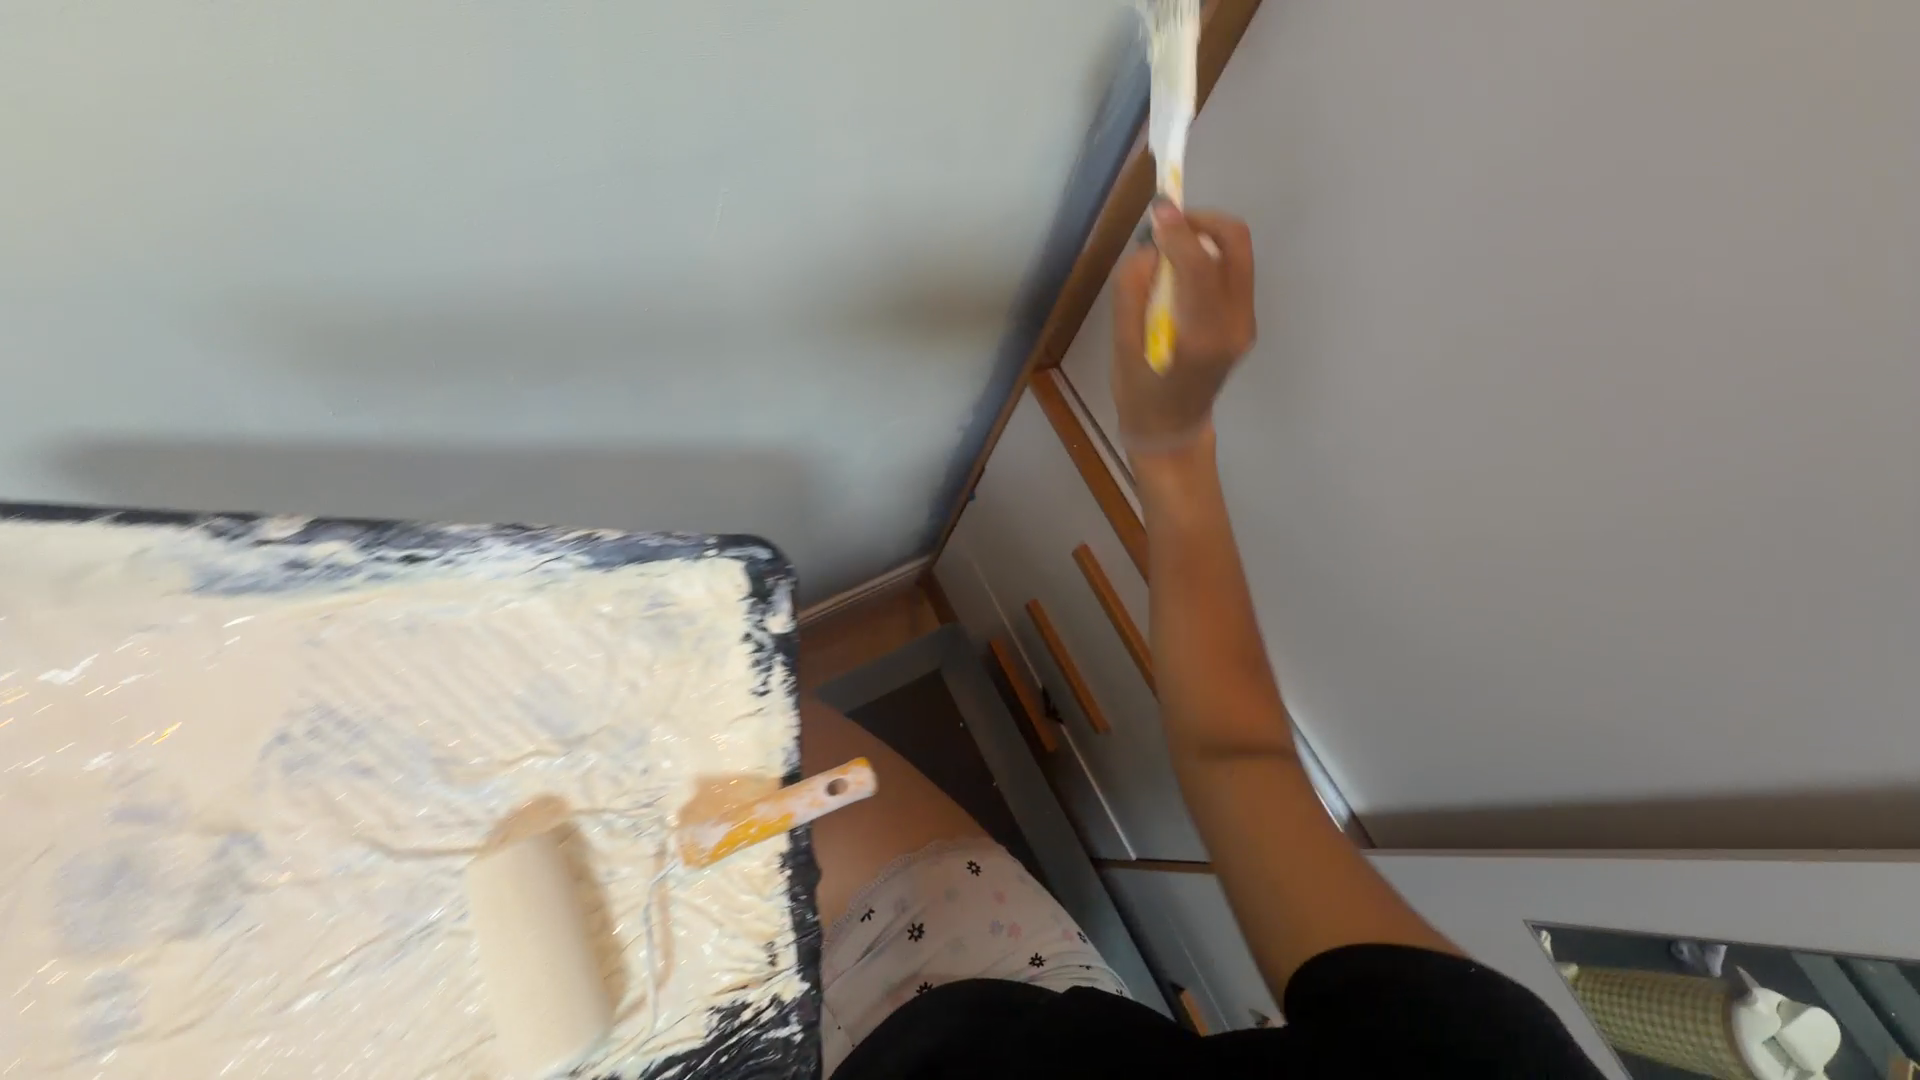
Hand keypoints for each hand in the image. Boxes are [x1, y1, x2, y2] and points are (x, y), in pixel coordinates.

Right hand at [1111, 203, 1256, 452]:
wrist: (1172, 429)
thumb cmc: (1140, 395)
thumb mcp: (1123, 347)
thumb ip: (1132, 293)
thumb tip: (1150, 249)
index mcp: (1202, 337)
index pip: (1198, 265)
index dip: (1177, 230)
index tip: (1156, 210)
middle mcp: (1234, 325)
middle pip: (1235, 244)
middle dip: (1202, 221)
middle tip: (1168, 224)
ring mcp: (1245, 323)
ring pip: (1238, 253)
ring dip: (1206, 237)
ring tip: (1170, 248)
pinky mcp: (1244, 321)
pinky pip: (1233, 271)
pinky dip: (1209, 257)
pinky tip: (1182, 270)